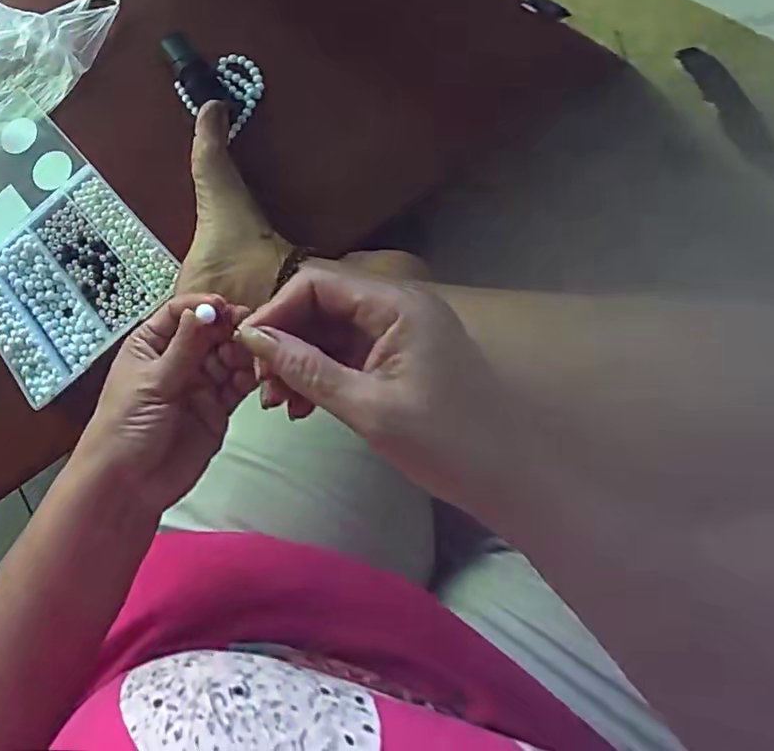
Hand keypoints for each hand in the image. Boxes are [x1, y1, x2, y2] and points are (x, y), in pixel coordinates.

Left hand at [75, 294, 258, 515]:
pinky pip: (236, 385)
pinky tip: (259, 373)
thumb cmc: (127, 424)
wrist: (129, 483)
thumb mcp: (154, 381)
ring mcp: (196, 383)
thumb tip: (204, 309)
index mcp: (149, 344)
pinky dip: (249, 377)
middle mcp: (174, 359)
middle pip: (207, 333)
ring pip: (226, 357)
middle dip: (228, 328)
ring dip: (241, 352)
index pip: (177, 313)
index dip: (201, 307)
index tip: (226, 306)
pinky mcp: (215, 408)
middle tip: (250, 329)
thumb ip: (184, 347)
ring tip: (254, 353)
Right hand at [232, 264, 517, 507]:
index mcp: (396, 305)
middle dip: (281, 341)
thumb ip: (304, 367)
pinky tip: (299, 406)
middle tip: (261, 384)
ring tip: (276, 403)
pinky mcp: (392, 356)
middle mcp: (393, 307)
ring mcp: (394, 332)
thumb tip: (249, 337)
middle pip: (315, 305)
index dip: (275, 310)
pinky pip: (338, 353)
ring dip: (293, 362)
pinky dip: (313, 375)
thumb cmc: (451, 444)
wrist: (524, 488)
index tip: (249, 349)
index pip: (315, 283)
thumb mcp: (367, 407)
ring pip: (321, 331)